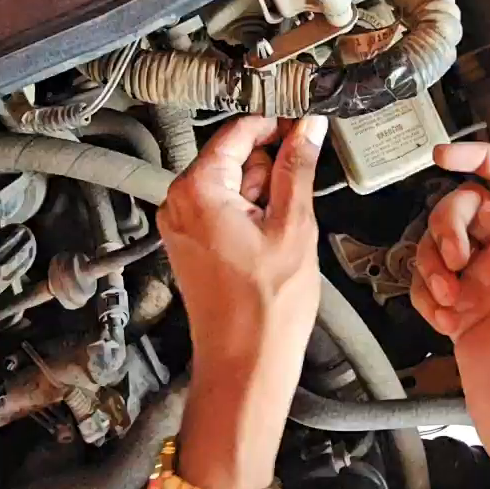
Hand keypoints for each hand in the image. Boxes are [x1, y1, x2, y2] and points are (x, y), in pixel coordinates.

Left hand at [157, 114, 328, 384]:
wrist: (245, 364)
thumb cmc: (265, 308)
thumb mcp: (293, 225)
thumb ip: (298, 167)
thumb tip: (308, 127)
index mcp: (199, 190)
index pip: (238, 131)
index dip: (275, 125)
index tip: (304, 126)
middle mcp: (180, 202)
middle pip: (234, 156)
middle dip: (271, 169)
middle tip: (296, 202)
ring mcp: (183, 223)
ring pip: (233, 183)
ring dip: (264, 195)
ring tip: (283, 232)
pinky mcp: (192, 242)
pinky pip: (224, 208)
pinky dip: (252, 214)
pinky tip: (270, 242)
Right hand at [410, 142, 489, 469]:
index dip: (481, 157)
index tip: (444, 156)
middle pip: (465, 208)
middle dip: (447, 227)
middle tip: (453, 262)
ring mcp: (488, 283)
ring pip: (440, 242)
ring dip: (431, 265)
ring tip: (447, 299)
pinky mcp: (464, 310)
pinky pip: (428, 281)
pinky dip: (426, 295)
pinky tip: (443, 320)